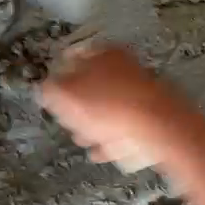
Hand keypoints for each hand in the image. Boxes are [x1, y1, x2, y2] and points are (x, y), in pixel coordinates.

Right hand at [41, 46, 188, 166]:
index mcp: (102, 52)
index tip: (52, 99)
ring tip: (87, 142)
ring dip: (97, 126)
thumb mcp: (66, 97)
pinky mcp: (155, 113)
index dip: (58, 79)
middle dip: (79, 108)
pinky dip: (116, 137)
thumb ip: (50, 90)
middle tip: (69, 123)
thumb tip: (43, 88)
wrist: (161, 129)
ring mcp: (143, 89)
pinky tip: (107, 152)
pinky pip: (128, 124)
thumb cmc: (109, 108)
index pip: (71, 58)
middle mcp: (125, 64)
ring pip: (110, 106)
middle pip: (93, 84)